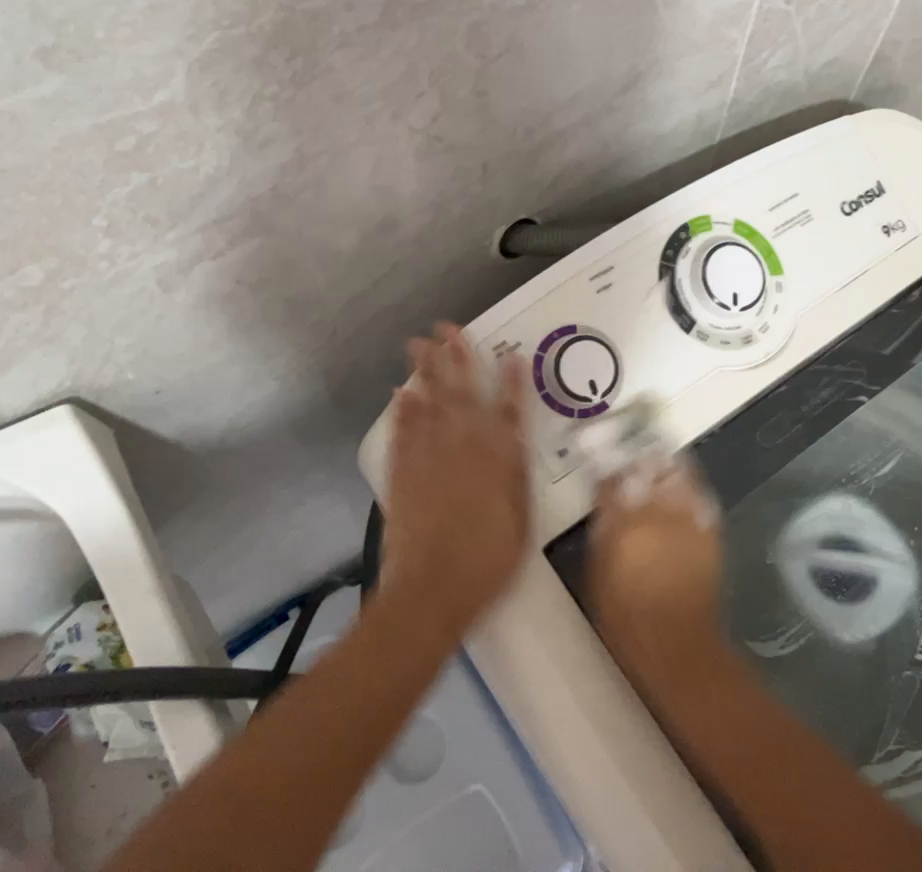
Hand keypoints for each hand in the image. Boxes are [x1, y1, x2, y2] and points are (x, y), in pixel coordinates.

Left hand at [383, 324, 531, 625]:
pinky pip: (402, 435)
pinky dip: (402, 411)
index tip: (510, 353)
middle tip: (449, 328)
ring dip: (425, 373)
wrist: (429, 593)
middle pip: (460, 397)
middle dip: (457, 359)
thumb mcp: (520, 523)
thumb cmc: (486, 564)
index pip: (506, 413)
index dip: (509, 382)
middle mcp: (461, 453)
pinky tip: (401, 392)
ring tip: (420, 344)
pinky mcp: (401, 477)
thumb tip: (517, 442)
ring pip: (427, 406)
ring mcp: (427, 462)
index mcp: (496, 464)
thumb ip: (516, 478)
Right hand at [588, 461, 728, 685]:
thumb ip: (602, 529)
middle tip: (629, 462)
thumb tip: (605, 501)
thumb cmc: (627, 616)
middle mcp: (659, 511)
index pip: (612, 479)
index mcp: (625, 522)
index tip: (602, 471)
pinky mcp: (710, 528)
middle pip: (648, 465)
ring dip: (664, 466)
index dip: (606, 472)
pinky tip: (678, 493)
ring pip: (677, 471)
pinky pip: (698, 492)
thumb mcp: (598, 574)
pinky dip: (686, 486)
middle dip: (637, 460)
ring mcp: (689, 517)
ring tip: (655, 470)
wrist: (677, 642)